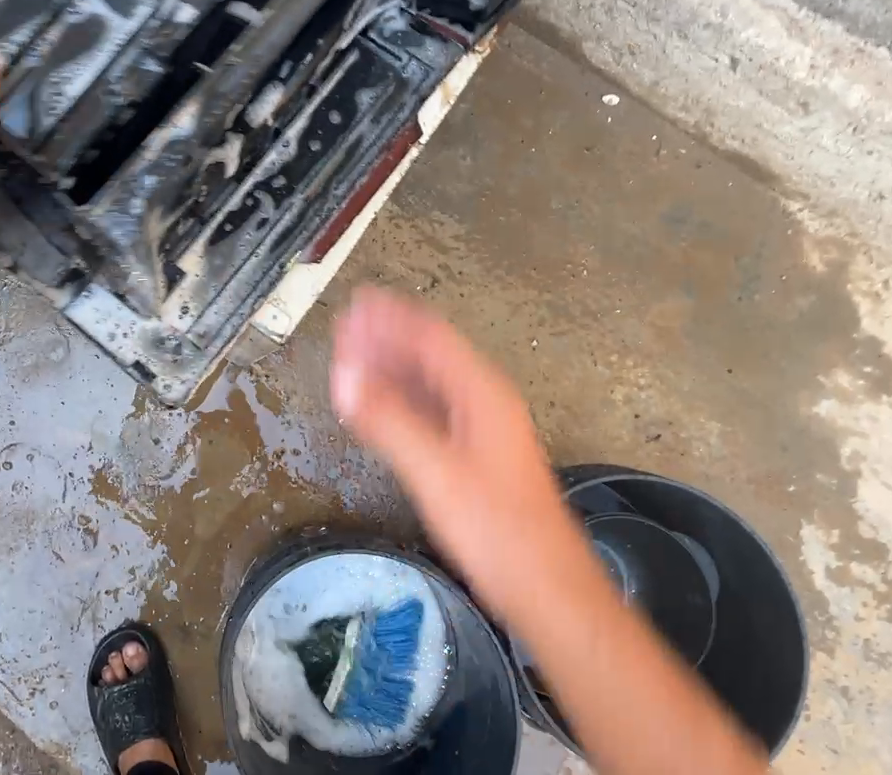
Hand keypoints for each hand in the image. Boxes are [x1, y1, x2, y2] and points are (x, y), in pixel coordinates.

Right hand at [329, 287, 591, 618]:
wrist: (545, 588)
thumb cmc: (499, 530)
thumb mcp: (437, 472)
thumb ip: (388, 422)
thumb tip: (345, 378)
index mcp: (482, 395)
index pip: (431, 339)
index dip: (393, 318)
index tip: (358, 303)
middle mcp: (482, 403)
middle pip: (428, 356)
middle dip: (385, 338)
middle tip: (346, 324)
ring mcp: (477, 430)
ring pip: (426, 384)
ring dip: (389, 367)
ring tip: (350, 355)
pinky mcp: (469, 456)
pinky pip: (426, 412)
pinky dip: (396, 400)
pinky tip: (373, 404)